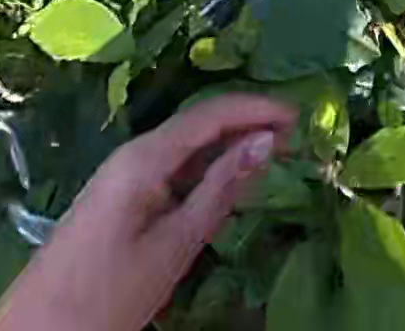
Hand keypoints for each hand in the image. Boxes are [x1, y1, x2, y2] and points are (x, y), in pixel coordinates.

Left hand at [0, 94, 295, 330]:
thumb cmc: (107, 295)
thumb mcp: (174, 245)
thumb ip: (221, 189)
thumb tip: (266, 142)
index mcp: (146, 154)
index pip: (211, 113)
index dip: (256, 109)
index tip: (298, 115)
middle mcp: (136, 150)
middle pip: (200, 122)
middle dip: (247, 122)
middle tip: (294, 135)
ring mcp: (126, 171)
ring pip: (188, 144)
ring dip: (230, 143)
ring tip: (273, 151)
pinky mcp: (122, 194)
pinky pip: (173, 165)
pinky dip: (207, 166)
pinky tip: (229, 177)